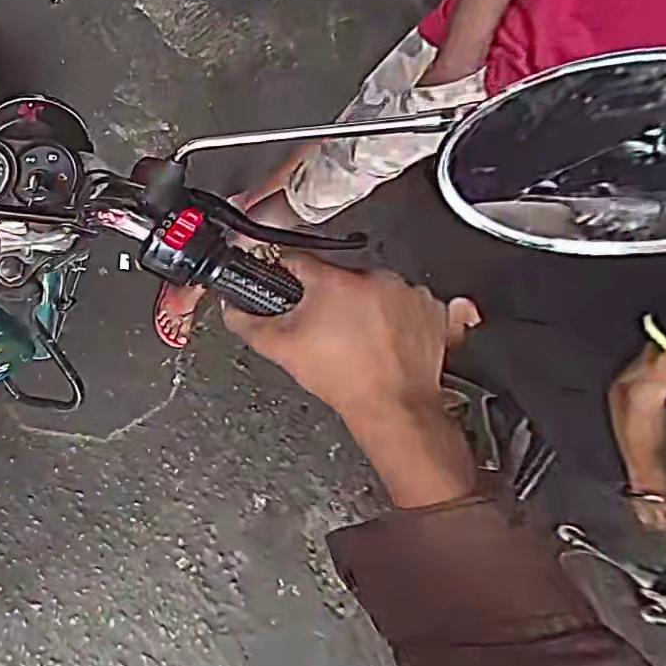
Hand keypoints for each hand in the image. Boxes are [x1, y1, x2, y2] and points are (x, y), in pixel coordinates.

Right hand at [223, 252, 473, 419]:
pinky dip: (390, 313)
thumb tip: (234, 309)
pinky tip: (377, 336)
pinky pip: (401, 300)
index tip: (280, 281)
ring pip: (368, 287)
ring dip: (357, 304)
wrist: (392, 406)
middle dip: (323, 296)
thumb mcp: (277, 348)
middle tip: (318, 325)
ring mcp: (406, 292)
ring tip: (349, 335)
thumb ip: (244, 322)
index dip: (281, 271)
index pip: (296, 259)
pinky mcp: (431, 308)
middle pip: (335, 277)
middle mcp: (375, 279)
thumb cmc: (342, 378)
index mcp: (335, 282)